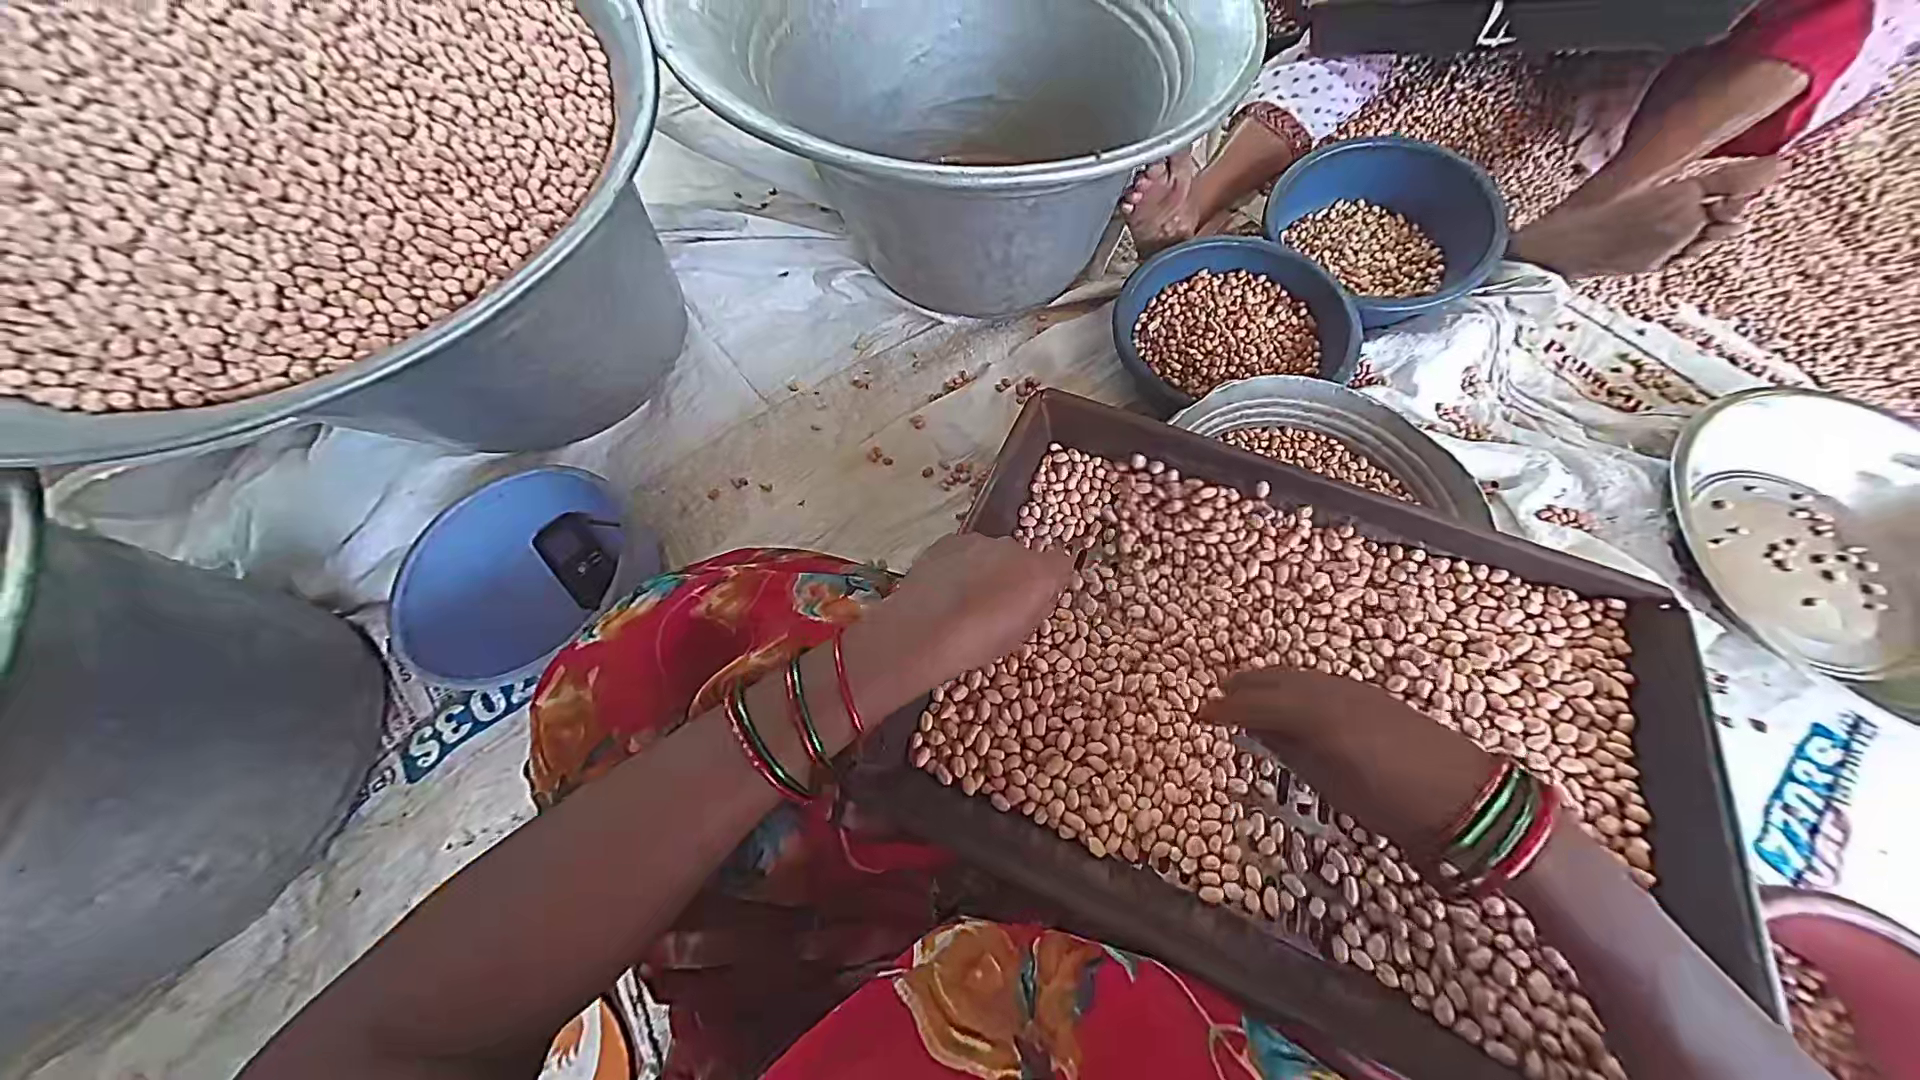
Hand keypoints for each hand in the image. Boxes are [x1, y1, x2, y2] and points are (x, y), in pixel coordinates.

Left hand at [859, 533, 1074, 691]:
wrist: (924, 630)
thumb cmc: (977, 641)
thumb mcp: (1020, 634)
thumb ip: (1036, 606)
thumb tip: (1039, 594)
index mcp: (1039, 572)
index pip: (1061, 564)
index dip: (1051, 579)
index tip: (1039, 596)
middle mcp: (1013, 548)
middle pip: (1022, 557)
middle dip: (1014, 575)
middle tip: (996, 603)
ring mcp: (978, 541)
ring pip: (991, 553)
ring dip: (985, 569)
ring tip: (965, 600)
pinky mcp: (949, 541)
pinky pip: (963, 551)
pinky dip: (959, 565)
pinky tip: (946, 590)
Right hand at [1200, 670, 1499, 856]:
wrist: (1471, 798)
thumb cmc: (1393, 803)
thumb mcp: (1332, 785)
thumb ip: (1289, 751)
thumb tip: (1255, 730)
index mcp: (1315, 717)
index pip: (1254, 706)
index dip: (1223, 710)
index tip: (1199, 715)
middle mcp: (1328, 692)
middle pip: (1271, 682)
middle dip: (1239, 689)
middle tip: (1216, 700)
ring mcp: (1350, 689)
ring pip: (1293, 675)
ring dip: (1263, 681)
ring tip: (1244, 692)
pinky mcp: (1367, 693)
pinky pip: (1314, 679)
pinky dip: (1290, 683)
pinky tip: (1288, 697)